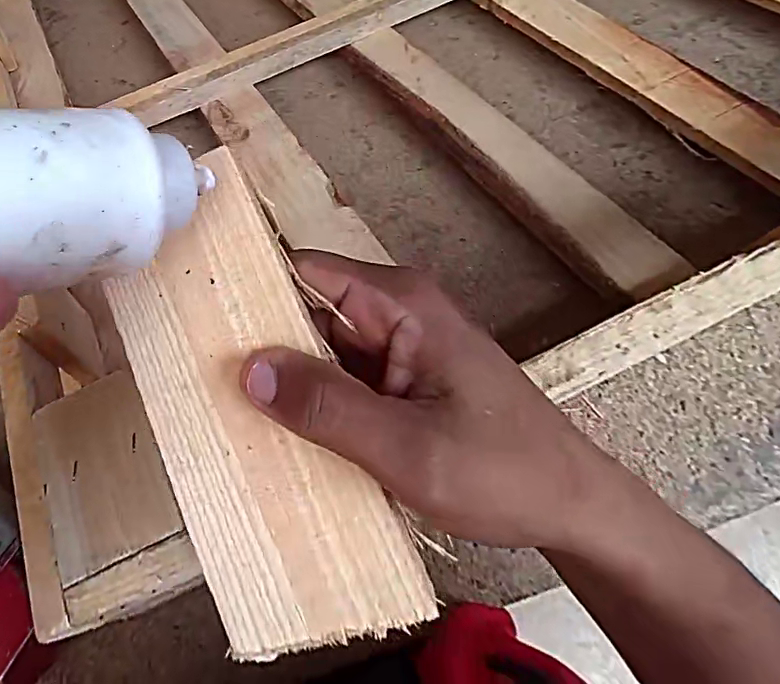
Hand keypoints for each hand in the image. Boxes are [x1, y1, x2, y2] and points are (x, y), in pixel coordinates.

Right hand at [241, 251, 612, 548]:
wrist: (575, 507)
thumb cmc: (505, 470)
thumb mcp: (409, 448)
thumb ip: (328, 408)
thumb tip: (252, 368)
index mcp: (399, 302)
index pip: (307, 271)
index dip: (256, 286)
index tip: (204, 313)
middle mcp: (394, 310)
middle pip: (309, 307)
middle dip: (264, 338)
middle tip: (206, 371)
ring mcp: (397, 344)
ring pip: (322, 345)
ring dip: (288, 374)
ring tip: (231, 402)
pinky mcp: (399, 376)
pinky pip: (342, 375)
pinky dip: (314, 396)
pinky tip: (282, 427)